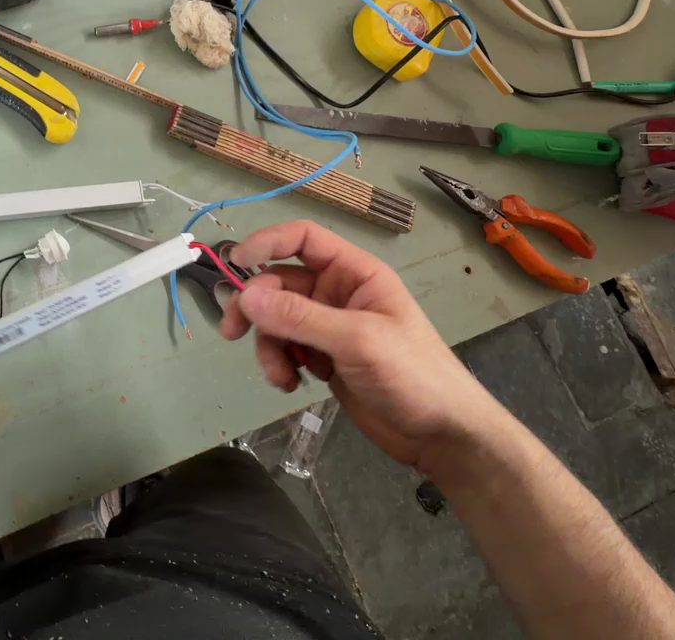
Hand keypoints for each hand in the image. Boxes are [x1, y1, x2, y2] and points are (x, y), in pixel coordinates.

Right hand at [221, 220, 503, 467]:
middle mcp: (337, 292)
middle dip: (256, 306)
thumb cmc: (414, 375)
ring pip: (276, 319)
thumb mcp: (357, 340)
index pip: (303, 239)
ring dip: (268, 344)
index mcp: (354, 272)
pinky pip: (284, 347)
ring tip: (279, 375)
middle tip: (232, 330)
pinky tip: (291, 384)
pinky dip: (279, 363)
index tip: (236, 261)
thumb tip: (244, 296)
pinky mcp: (322, 357)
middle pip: (279, 282)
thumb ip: (300, 318)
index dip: (267, 242)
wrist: (442, 436)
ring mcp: (328, 326)